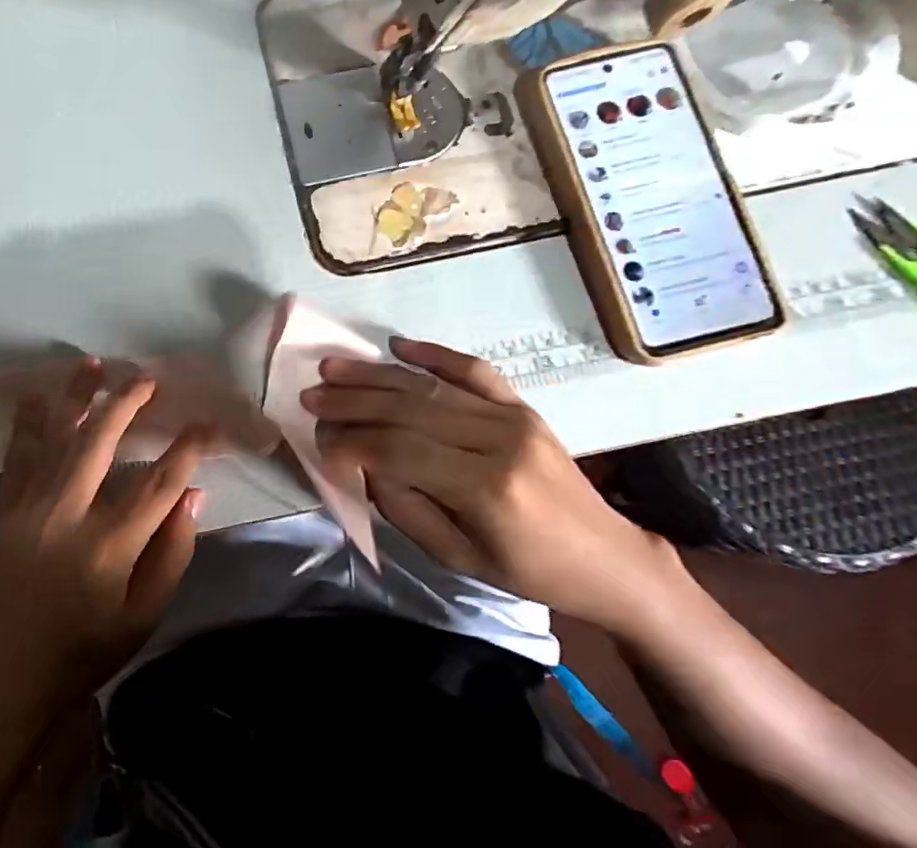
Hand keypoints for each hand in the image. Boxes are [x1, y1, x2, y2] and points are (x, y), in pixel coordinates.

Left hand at [0, 360, 206, 705]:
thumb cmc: (82, 653)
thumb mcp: (143, 618)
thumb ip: (172, 554)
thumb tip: (193, 495)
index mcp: (110, 546)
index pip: (160, 482)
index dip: (188, 448)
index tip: (207, 423)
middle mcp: (68, 516)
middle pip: (101, 441)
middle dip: (128, 403)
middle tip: (148, 379)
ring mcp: (30, 510)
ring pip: (57, 437)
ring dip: (77, 397)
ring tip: (94, 363)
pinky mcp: (4, 514)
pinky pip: (18, 457)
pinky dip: (30, 424)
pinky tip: (39, 398)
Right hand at [301, 337, 681, 624]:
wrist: (604, 555)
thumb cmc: (528, 571)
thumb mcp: (458, 558)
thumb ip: (405, 508)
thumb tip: (362, 464)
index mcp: (484, 488)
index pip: (399, 451)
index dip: (351, 443)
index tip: (316, 440)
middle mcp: (498, 440)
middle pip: (410, 409)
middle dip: (353, 401)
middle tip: (311, 395)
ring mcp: (513, 416)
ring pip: (433, 386)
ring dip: (378, 375)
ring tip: (334, 367)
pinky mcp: (522, 405)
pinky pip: (474, 370)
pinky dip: (435, 354)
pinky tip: (398, 346)